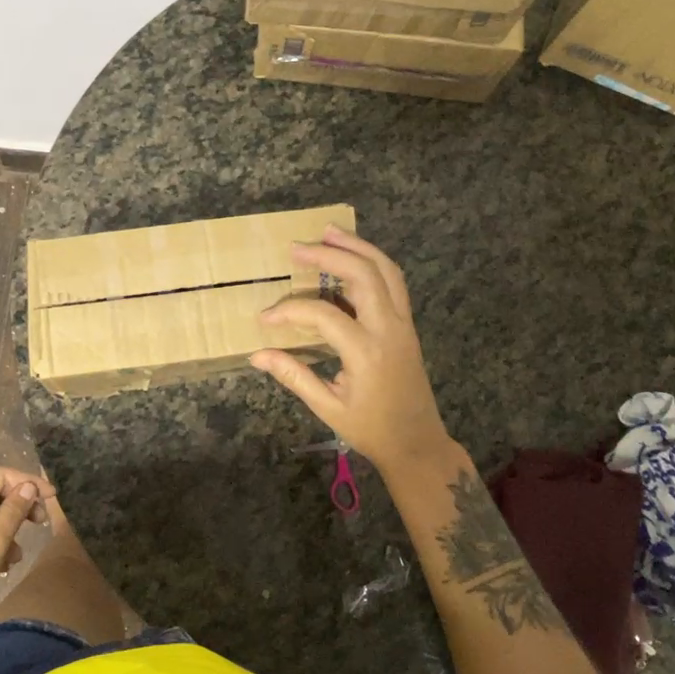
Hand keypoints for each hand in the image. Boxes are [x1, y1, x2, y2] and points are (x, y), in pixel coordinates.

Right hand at [251, 225, 458, 474]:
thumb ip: (294, 375)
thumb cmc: (370, 429)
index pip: (323, 314)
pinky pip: (393, 282)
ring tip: (329, 232)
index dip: (290, 310)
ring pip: (385, 270)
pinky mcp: (406, 324)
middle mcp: (388, 329)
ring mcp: (402, 324)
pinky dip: (372, 262)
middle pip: (362, 274)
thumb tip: (257, 355)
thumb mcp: (328, 407)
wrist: (417, 442)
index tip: (265, 318)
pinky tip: (351, 256)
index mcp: (366, 352)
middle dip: (328, 256)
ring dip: (357, 247)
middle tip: (296, 248)